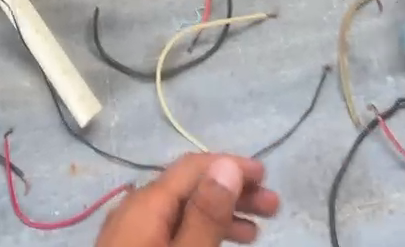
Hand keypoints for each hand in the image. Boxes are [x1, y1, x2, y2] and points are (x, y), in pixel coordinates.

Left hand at [95, 155, 278, 246]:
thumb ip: (205, 216)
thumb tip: (225, 165)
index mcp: (146, 204)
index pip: (192, 168)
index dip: (231, 166)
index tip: (266, 177)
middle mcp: (135, 211)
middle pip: (188, 189)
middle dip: (231, 192)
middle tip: (273, 207)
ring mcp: (130, 236)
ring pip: (181, 213)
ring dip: (220, 216)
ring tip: (257, 232)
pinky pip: (171, 232)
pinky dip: (200, 234)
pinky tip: (220, 246)